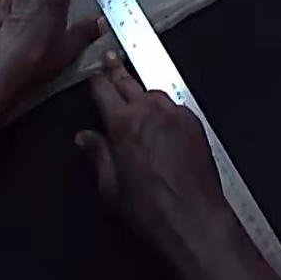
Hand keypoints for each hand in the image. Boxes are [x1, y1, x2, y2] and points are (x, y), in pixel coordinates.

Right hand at [78, 55, 279, 279]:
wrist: (195, 221)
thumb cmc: (154, 211)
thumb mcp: (111, 189)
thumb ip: (97, 156)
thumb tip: (85, 139)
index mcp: (123, 123)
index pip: (103, 88)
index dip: (96, 79)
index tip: (93, 75)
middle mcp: (149, 110)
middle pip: (127, 80)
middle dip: (116, 69)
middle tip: (110, 58)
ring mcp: (173, 113)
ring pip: (152, 91)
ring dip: (141, 92)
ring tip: (135, 96)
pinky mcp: (192, 120)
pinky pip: (174, 105)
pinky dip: (165, 109)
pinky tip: (162, 122)